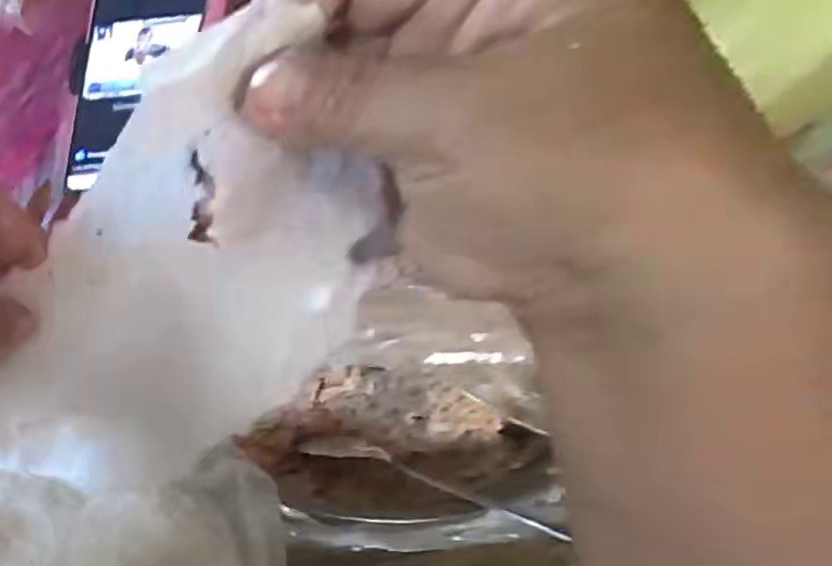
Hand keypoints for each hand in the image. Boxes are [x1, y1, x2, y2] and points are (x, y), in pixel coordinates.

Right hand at [236, 0, 831, 327]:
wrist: (621, 272)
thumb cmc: (570, 162)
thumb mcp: (458, 115)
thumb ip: (347, 98)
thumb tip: (250, 89)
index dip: (299, 2)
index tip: (226, 27)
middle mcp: (462, 31)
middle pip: (349, 34)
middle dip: (282, 68)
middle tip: (210, 102)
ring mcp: (433, 105)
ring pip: (339, 102)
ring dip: (284, 127)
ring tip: (218, 150)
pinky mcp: (412, 170)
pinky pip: (343, 158)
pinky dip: (302, 172)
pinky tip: (252, 183)